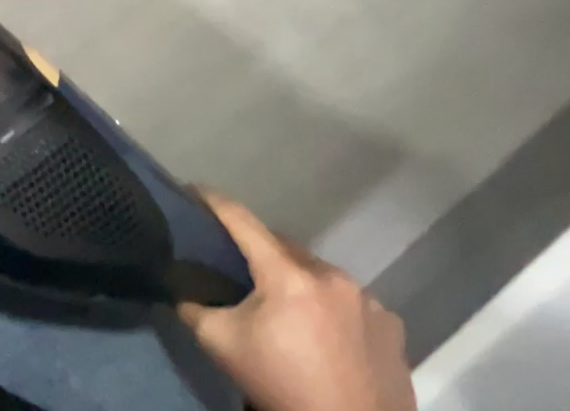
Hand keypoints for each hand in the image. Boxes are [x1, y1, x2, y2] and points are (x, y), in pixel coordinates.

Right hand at [179, 190, 415, 410]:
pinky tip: (316, 325)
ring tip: (276, 298)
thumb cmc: (281, 382)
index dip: (211, 199)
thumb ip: (192, 301)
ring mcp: (370, 301)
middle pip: (281, 243)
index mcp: (288, 276)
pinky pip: (346, 296)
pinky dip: (324, 299)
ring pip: (315, 269)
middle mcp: (333, 277)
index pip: (241, 219)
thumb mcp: (218, 340)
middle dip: (253, 246)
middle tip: (230, 260)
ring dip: (291, 273)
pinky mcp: (393, 325)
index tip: (190, 189)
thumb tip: (179, 281)